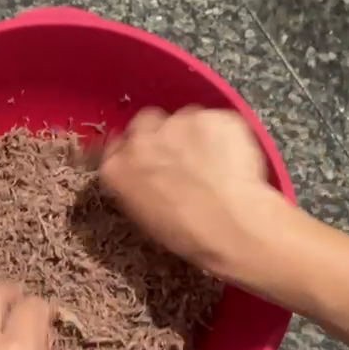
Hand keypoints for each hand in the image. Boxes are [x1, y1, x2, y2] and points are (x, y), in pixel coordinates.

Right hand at [98, 107, 294, 282]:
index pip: (116, 147)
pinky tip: (230, 156)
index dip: (135, 154)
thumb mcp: (144, 217)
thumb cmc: (187, 233)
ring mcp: (178, 122)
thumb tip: (144, 178)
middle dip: (160, 135)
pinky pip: (215, 120)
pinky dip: (222, 134)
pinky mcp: (214, 116)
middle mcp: (141, 139)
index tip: (148, 162)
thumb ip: (134, 186)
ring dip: (192, 133)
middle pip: (145, 122)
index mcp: (117, 168)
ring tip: (211, 160)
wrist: (232, 225)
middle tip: (179, 156)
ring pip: (183, 118)